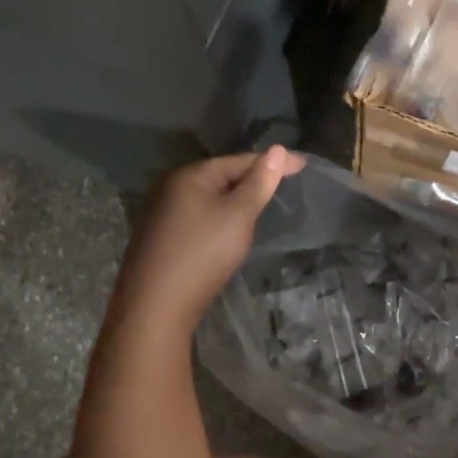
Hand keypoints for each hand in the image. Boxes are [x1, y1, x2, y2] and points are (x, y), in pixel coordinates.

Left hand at [118, 147, 306, 325]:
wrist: (154, 309)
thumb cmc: (202, 254)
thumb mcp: (239, 215)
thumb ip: (260, 182)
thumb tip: (278, 149)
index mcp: (189, 175)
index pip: (240, 160)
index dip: (274, 162)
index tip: (303, 164)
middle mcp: (170, 186)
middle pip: (222, 175)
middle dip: (253, 177)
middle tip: (284, 181)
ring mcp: (161, 212)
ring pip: (209, 195)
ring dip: (236, 196)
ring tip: (262, 200)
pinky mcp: (159, 235)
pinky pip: (198, 213)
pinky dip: (219, 213)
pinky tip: (229, 225)